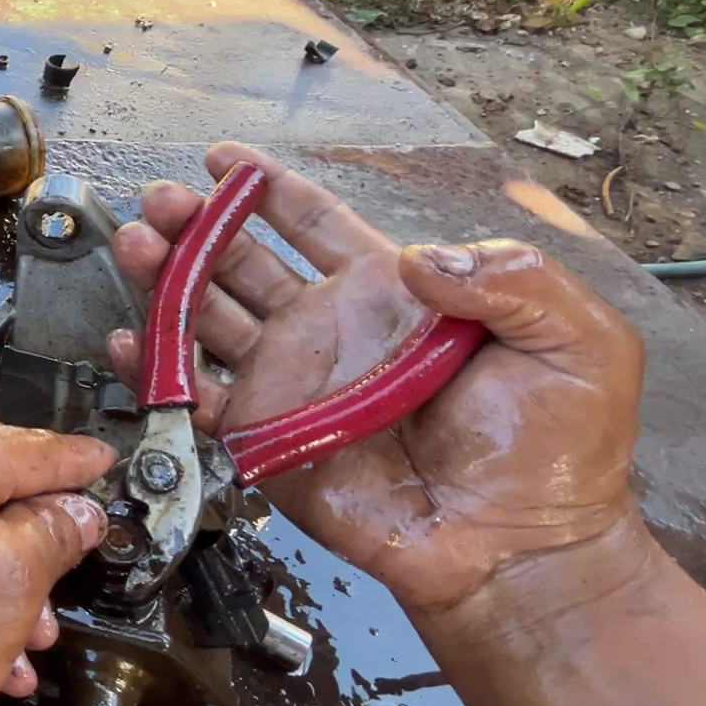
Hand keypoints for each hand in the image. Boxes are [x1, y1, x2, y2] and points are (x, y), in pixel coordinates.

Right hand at [106, 142, 644, 612]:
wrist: (508, 547)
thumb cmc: (550, 448)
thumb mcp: (577, 344)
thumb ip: (515, 280)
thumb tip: (416, 256)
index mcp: (379, 294)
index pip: (311, 223)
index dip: (265, 188)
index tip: (222, 158)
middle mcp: (316, 327)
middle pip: (237, 261)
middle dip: (196, 224)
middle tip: (162, 201)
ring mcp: (278, 378)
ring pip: (202, 315)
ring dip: (164, 278)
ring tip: (136, 246)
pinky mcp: (253, 431)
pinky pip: (190, 392)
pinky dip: (151, 366)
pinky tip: (128, 338)